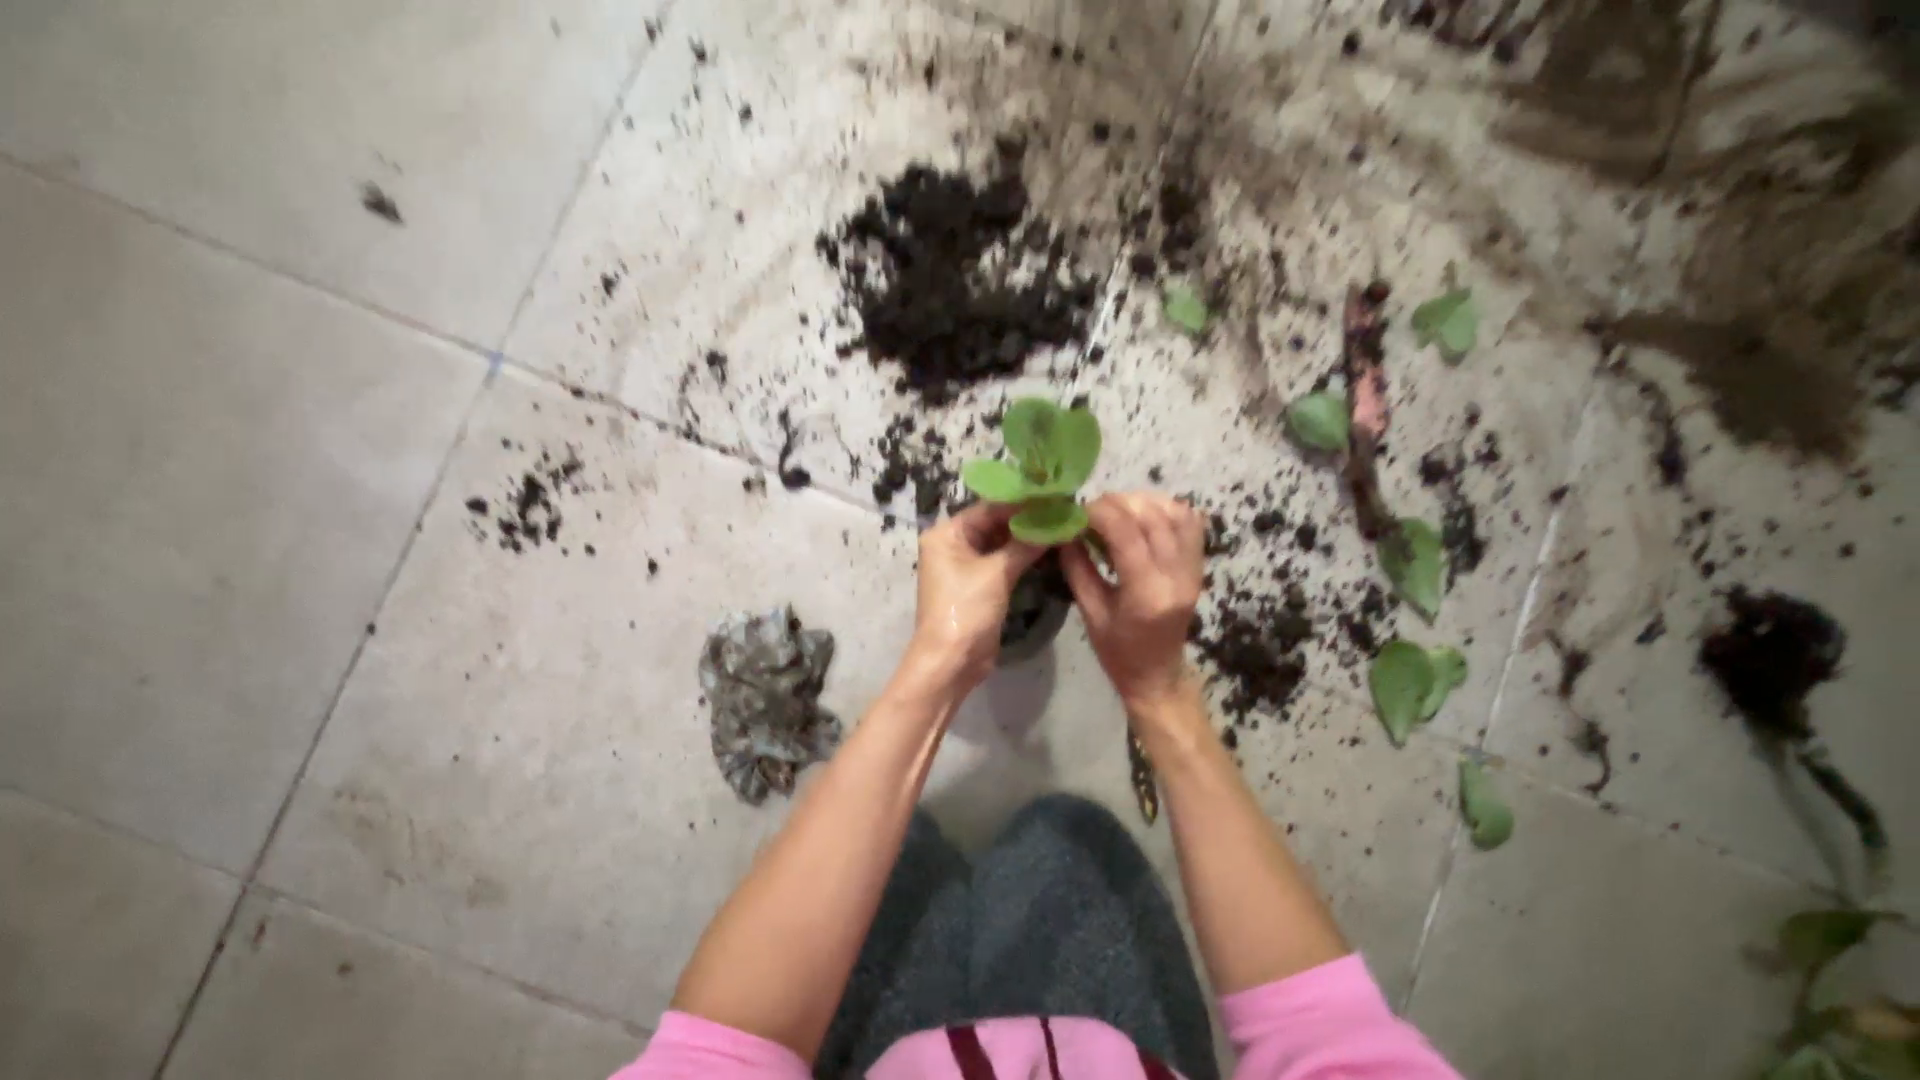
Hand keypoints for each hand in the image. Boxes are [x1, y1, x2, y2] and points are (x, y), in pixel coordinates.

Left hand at [905, 502, 1045, 696]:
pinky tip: (1050, 549)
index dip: (1022, 503)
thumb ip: (1025, 544)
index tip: (1055, 496)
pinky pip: (1002, 562)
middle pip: (994, 524)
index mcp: (946, 534)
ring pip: (1001, 544)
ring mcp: (965, 566)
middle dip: (1027, 520)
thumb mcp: (996, 573)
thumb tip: (1056, 522)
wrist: (951, 661)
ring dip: (1028, 538)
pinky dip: (1023, 557)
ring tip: (1063, 526)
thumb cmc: (966, 610)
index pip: (989, 508)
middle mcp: (953, 545)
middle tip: (1064, 510)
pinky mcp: (979, 585)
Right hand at [1060, 493, 1205, 716]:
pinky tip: (1144, 516)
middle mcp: (1176, 577)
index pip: (1127, 533)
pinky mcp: (1199, 567)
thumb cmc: (1118, 651)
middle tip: (1093, 510)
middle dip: (1118, 502)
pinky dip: (1168, 509)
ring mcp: (1193, 570)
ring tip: (1117, 510)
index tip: (1077, 513)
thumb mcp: (1089, 612)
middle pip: (1153, 517)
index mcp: (1147, 594)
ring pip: (1176, 513)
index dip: (1100, 512)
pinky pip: (1192, 523)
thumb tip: (1062, 530)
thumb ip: (1077, 567)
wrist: (1157, 674)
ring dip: (1143, 501)